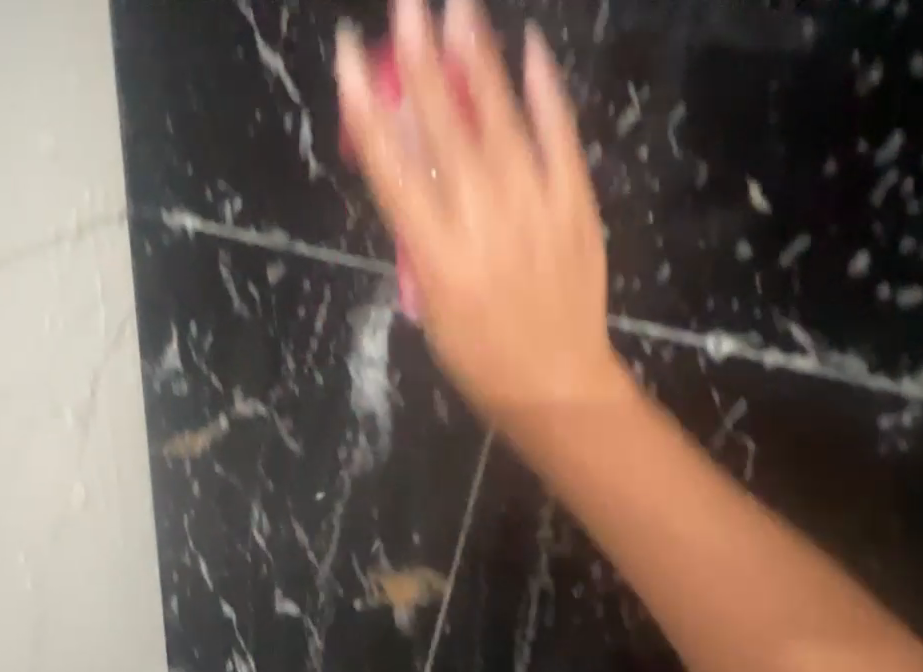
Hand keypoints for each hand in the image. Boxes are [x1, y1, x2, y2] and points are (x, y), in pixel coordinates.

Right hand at [336, 0, 624, 425]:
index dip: (366, 113)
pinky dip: (545, 94)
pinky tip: (531, 51)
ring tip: (458, 9)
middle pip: (445, 132)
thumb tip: (418, 176)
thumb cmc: (479, 356)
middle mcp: (482, 222)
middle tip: (406, 7)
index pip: (391, 171)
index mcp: (437, 257)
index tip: (347, 62)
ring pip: (501, 121)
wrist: (554, 383)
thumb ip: (422, 240)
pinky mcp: (576, 204)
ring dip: (477, 61)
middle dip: (420, 64)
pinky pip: (560, 139)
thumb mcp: (431, 307)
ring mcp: (534, 208)